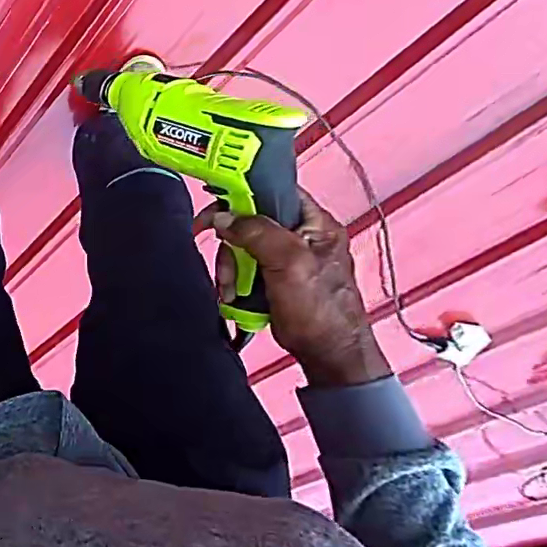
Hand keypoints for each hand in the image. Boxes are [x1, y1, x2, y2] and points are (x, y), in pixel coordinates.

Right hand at [195, 190, 391, 386]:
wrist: (328, 357)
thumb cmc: (321, 312)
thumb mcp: (288, 262)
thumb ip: (256, 231)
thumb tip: (223, 217)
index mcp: (315, 222)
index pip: (275, 189)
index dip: (245, 192)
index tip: (218, 204)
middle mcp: (302, 236)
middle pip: (251, 221)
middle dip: (232, 243)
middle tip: (226, 263)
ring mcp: (288, 259)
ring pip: (243, 246)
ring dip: (231, 267)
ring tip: (231, 289)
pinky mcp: (276, 279)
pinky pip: (245, 268)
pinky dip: (234, 281)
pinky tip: (234, 295)